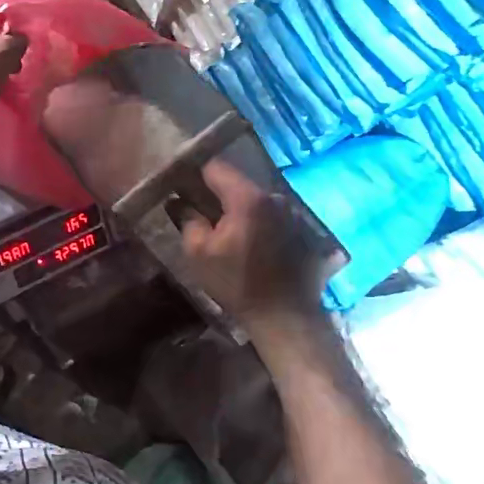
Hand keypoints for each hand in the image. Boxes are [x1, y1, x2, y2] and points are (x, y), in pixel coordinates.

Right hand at [178, 158, 326, 330]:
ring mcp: (292, 212)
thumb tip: (179, 201)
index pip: (215, 167)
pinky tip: (253, 245)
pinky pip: (273, 216)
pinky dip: (260, 223)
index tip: (182, 187)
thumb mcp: (199, 253)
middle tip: (201, 212)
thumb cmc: (237, 283)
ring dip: (241, 210)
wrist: (285, 316)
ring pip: (256, 200)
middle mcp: (274, 196)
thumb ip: (188, 219)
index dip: (195, 174)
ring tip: (229, 232)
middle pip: (238, 183)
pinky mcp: (303, 229)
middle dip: (218, 195)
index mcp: (247, 198)